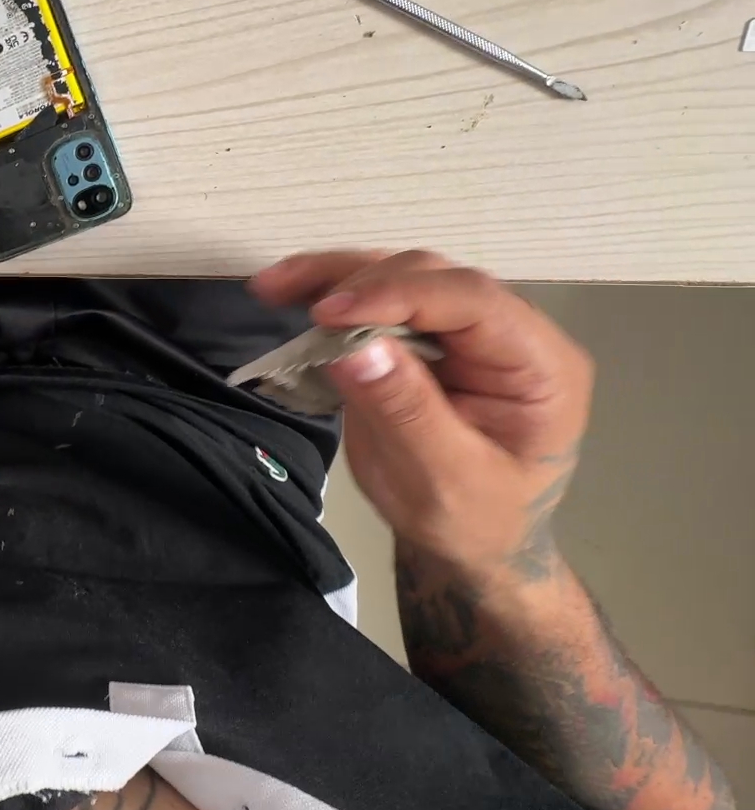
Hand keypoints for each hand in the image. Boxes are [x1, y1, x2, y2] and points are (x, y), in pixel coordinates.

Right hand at [251, 250, 593, 578]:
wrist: (465, 537)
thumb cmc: (469, 515)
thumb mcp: (441, 476)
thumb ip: (404, 409)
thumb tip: (353, 347)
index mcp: (537, 365)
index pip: (471, 301)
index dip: (397, 296)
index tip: (326, 316)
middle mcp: (503, 333)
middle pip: (431, 276)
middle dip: (360, 283)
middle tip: (302, 316)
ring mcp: (458, 330)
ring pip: (395, 273)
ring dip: (331, 275)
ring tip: (272, 286)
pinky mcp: (416, 335)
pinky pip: (370, 296)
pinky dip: (323, 289)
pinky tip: (283, 290)